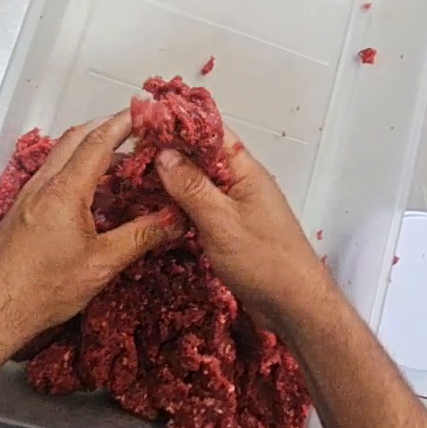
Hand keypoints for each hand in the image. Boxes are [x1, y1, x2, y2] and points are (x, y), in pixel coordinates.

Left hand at [0, 112, 181, 347]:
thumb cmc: (40, 290)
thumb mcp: (101, 264)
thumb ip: (141, 236)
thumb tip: (174, 220)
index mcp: (65, 190)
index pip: (99, 140)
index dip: (126, 122)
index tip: (147, 112)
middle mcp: (44, 184)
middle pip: (78, 137)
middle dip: (110, 127)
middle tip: (139, 131)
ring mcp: (31, 194)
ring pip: (65, 155)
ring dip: (94, 150)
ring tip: (125, 162)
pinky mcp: (25, 209)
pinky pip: (55, 175)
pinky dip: (79, 171)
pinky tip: (96, 195)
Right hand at [154, 132, 337, 332]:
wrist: (295, 306)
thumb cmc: (265, 261)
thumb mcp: (221, 221)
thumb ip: (192, 187)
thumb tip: (164, 154)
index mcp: (244, 170)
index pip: (211, 131)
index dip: (179, 123)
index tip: (146, 121)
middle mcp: (241, 182)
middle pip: (202, 156)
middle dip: (170, 152)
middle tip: (132, 153)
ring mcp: (237, 206)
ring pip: (200, 183)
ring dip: (173, 181)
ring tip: (135, 178)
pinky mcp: (231, 228)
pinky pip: (202, 207)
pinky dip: (181, 205)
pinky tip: (158, 210)